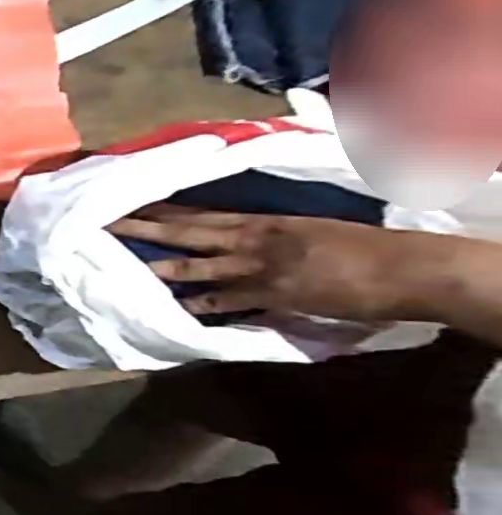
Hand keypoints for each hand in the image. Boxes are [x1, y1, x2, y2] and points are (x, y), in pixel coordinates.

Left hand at [105, 205, 458, 320]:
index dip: (157, 210)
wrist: (410, 269)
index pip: (195, 212)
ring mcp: (255, 269)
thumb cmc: (360, 246)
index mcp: (257, 221)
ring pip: (193, 267)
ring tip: (123, 267)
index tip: (122, 205)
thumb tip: (221, 236)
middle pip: (182, 231)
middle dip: (142, 228)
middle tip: (104, 225)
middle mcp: (247, 240)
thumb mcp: (301, 228)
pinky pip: (223, 302)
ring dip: (158, 268)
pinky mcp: (269, 296)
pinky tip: (171, 309)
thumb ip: (257, 232)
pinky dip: (197, 306)